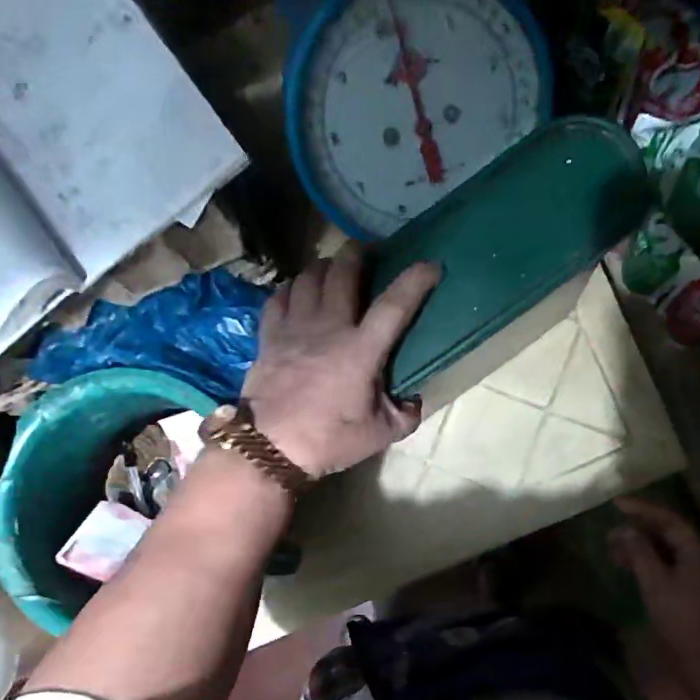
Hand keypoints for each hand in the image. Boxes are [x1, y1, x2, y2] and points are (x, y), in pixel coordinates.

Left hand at [241, 247, 440, 477]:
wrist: (269, 448)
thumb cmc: (329, 440)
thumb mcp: (380, 434)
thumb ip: (405, 414)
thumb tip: (414, 400)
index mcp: (362, 349)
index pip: (394, 304)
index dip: (415, 280)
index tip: (430, 265)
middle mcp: (328, 327)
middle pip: (342, 272)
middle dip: (358, 253)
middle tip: (367, 252)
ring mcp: (294, 328)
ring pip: (307, 278)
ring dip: (323, 267)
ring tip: (331, 270)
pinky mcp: (268, 337)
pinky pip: (278, 298)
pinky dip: (290, 289)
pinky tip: (296, 294)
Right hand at [610, 496, 699, 680]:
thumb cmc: (680, 619)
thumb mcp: (655, 582)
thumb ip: (640, 552)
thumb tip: (626, 530)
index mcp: (697, 551)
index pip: (668, 520)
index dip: (642, 509)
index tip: (616, 503)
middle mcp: (699, 557)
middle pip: (667, 533)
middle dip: (638, 529)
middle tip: (610, 531)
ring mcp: (696, 574)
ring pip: (664, 550)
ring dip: (639, 546)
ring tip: (612, 549)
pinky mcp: (689, 589)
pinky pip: (665, 564)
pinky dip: (645, 561)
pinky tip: (627, 565)